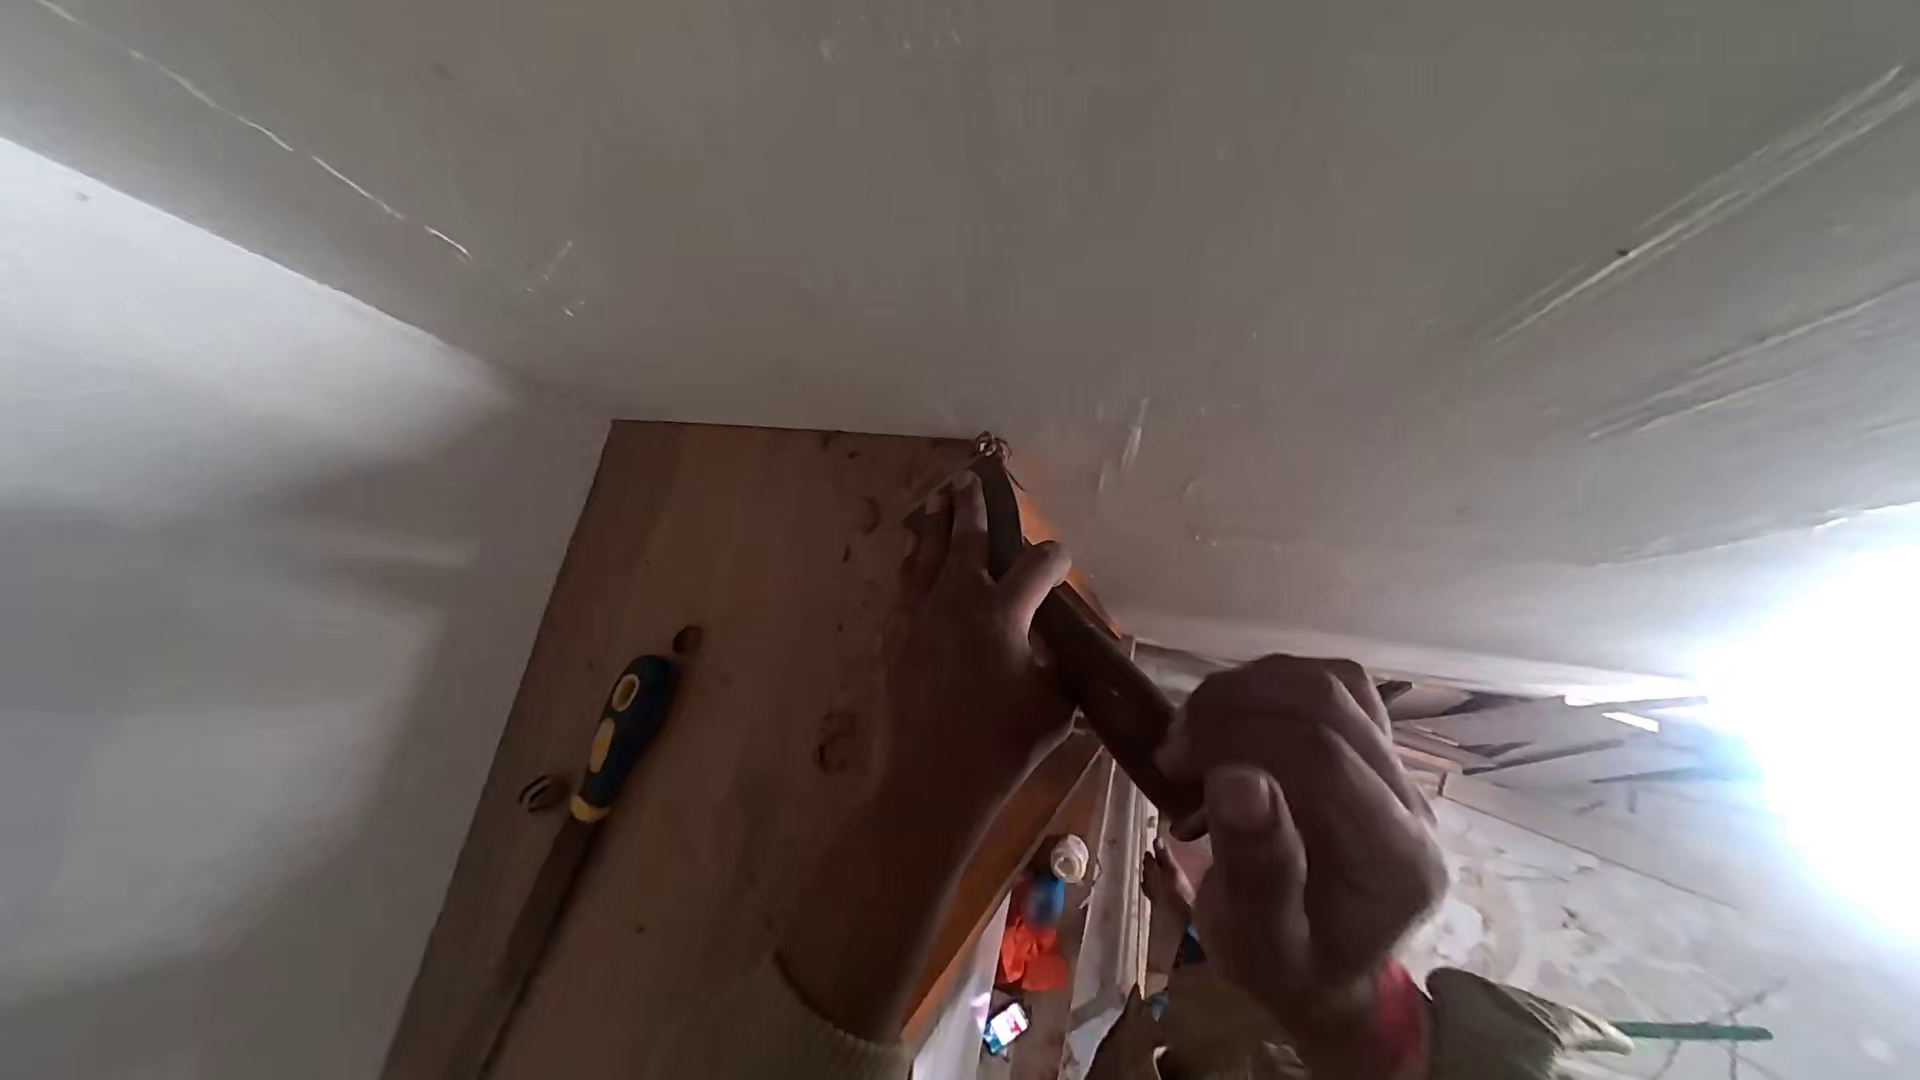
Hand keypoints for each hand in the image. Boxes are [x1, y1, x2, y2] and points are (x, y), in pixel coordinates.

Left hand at [775, 473, 1073, 1039]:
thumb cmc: (998, 748)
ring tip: (937, 498)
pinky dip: (913, 563)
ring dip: (934, 522)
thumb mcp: (1052, 707)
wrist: (925, 783)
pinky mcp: (892, 635)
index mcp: (1002, 614)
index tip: (1060, 558)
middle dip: (973, 505)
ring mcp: (918, 615)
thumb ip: (1063, 666)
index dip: (1054, 558)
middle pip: (966, 537)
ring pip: (925, 553)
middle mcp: (957, 601)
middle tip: (971, 478)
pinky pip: (904, 585)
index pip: (1037, 565)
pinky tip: (914, 556)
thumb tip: (1068, 648)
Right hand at [1156, 656, 1444, 1074]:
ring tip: (1198, 725)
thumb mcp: (1256, 941)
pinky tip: (1234, 715)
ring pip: (1330, 680)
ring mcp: (1397, 767)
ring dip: (1247, 687)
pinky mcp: (1373, 745)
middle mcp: (1411, 802)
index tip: (1172, 760)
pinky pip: (1331, 682)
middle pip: (1327, 702)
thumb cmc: (1284, 961)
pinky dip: (1270, 682)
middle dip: (1232, 705)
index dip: (1236, 738)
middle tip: (1176, 743)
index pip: (1322, 756)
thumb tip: (1235, 778)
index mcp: (1394, 858)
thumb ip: (1255, 869)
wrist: (1320, 964)